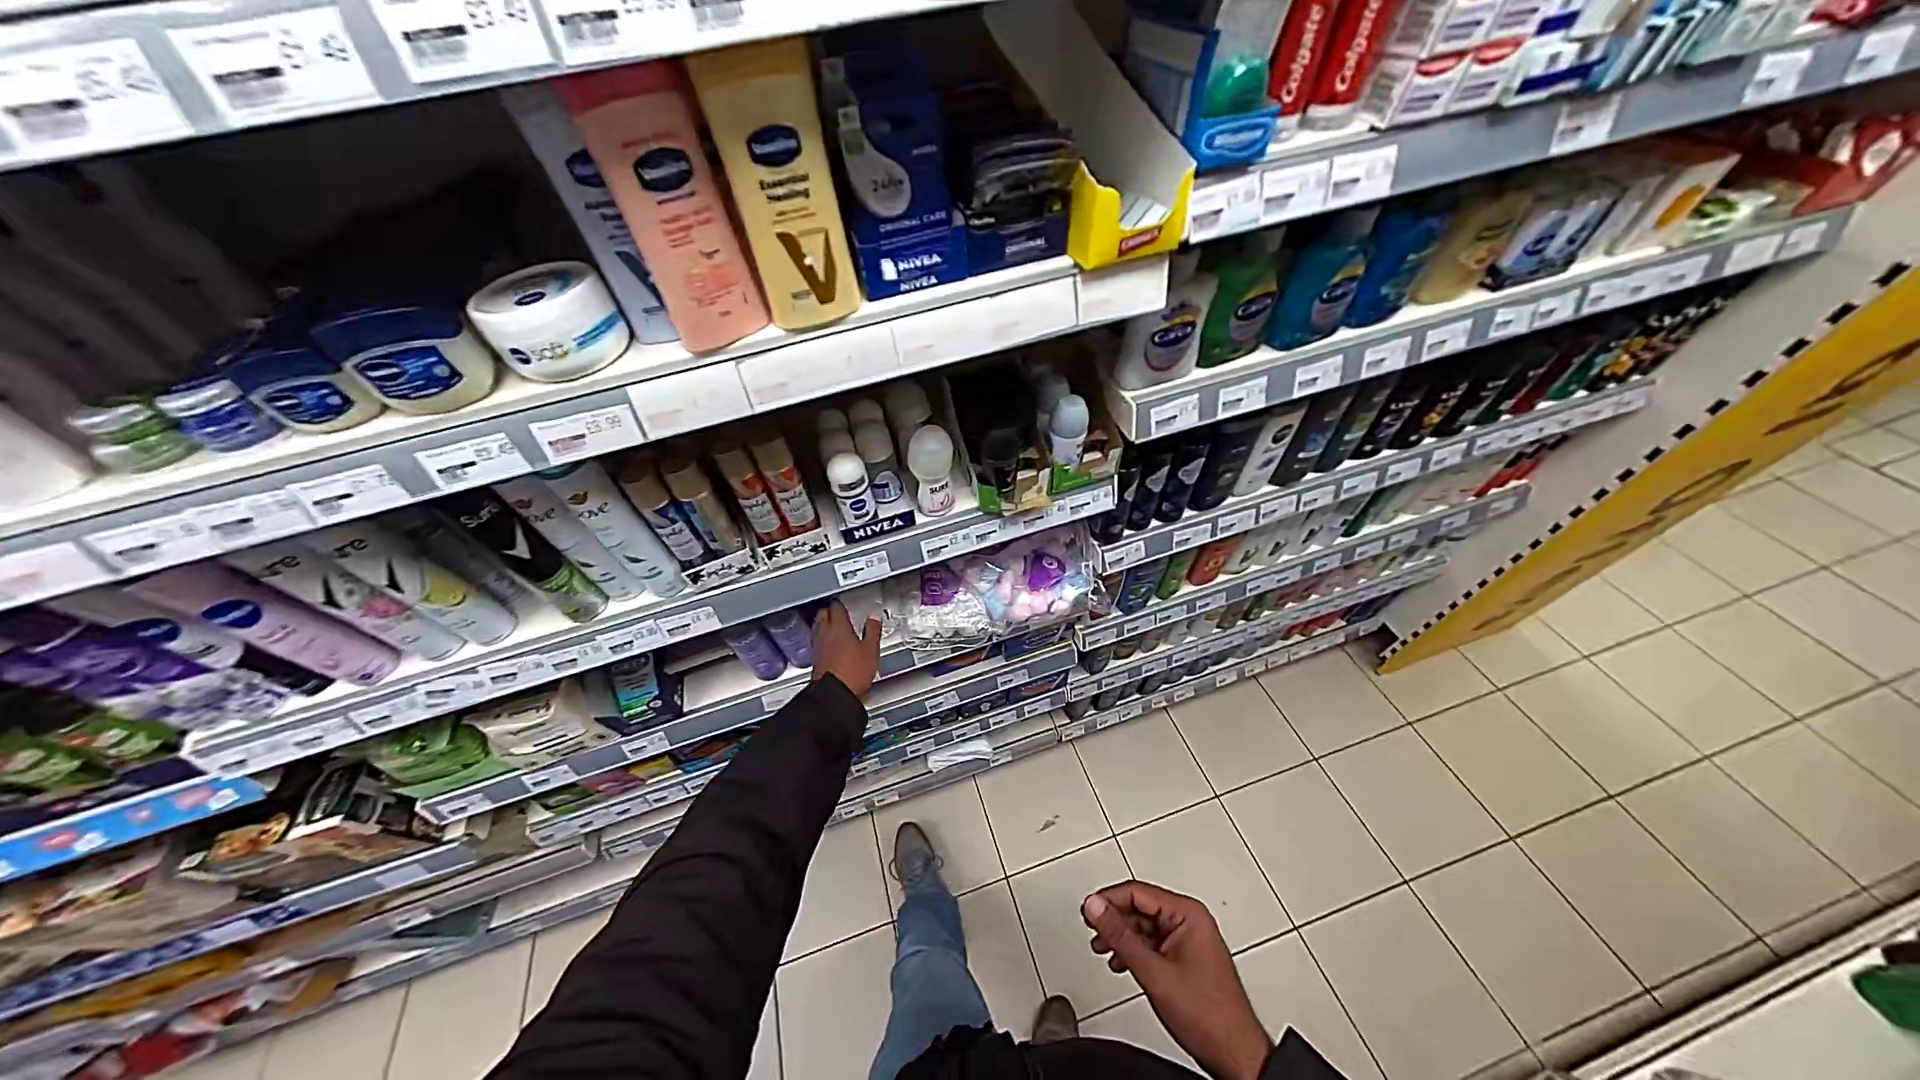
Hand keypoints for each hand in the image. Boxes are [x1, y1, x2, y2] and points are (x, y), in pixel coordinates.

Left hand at [811, 601, 881, 697]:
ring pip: (818, 627)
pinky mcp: (815, 660)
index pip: (836, 607)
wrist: (835, 695)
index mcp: (839, 628)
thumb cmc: (853, 673)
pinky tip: (829, 645)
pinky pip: (818, 642)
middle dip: (830, 611)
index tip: (844, 603)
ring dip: (824, 624)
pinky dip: (823, 639)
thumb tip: (874, 619)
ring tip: (833, 625)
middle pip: (823, 614)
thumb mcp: (871, 650)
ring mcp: (818, 647)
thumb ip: (872, 631)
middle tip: (837, 611)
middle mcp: (825, 634)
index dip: (840, 603)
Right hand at [1082, 881, 1270, 1079]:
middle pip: (1140, 906)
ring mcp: (1189, 938)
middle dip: (1113, 919)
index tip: (1088, 911)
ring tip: (1104, 947)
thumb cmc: (1209, 1016)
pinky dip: (1134, 949)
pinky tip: (1123, 962)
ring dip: (1122, 936)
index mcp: (1188, 914)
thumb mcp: (1153, 971)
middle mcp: (1191, 921)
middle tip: (1093, 929)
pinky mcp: (1185, 955)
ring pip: (1144, 924)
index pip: (1137, 892)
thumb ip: (1120, 935)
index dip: (1108, 900)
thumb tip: (1096, 906)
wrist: (1234, 1055)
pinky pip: (1152, 941)